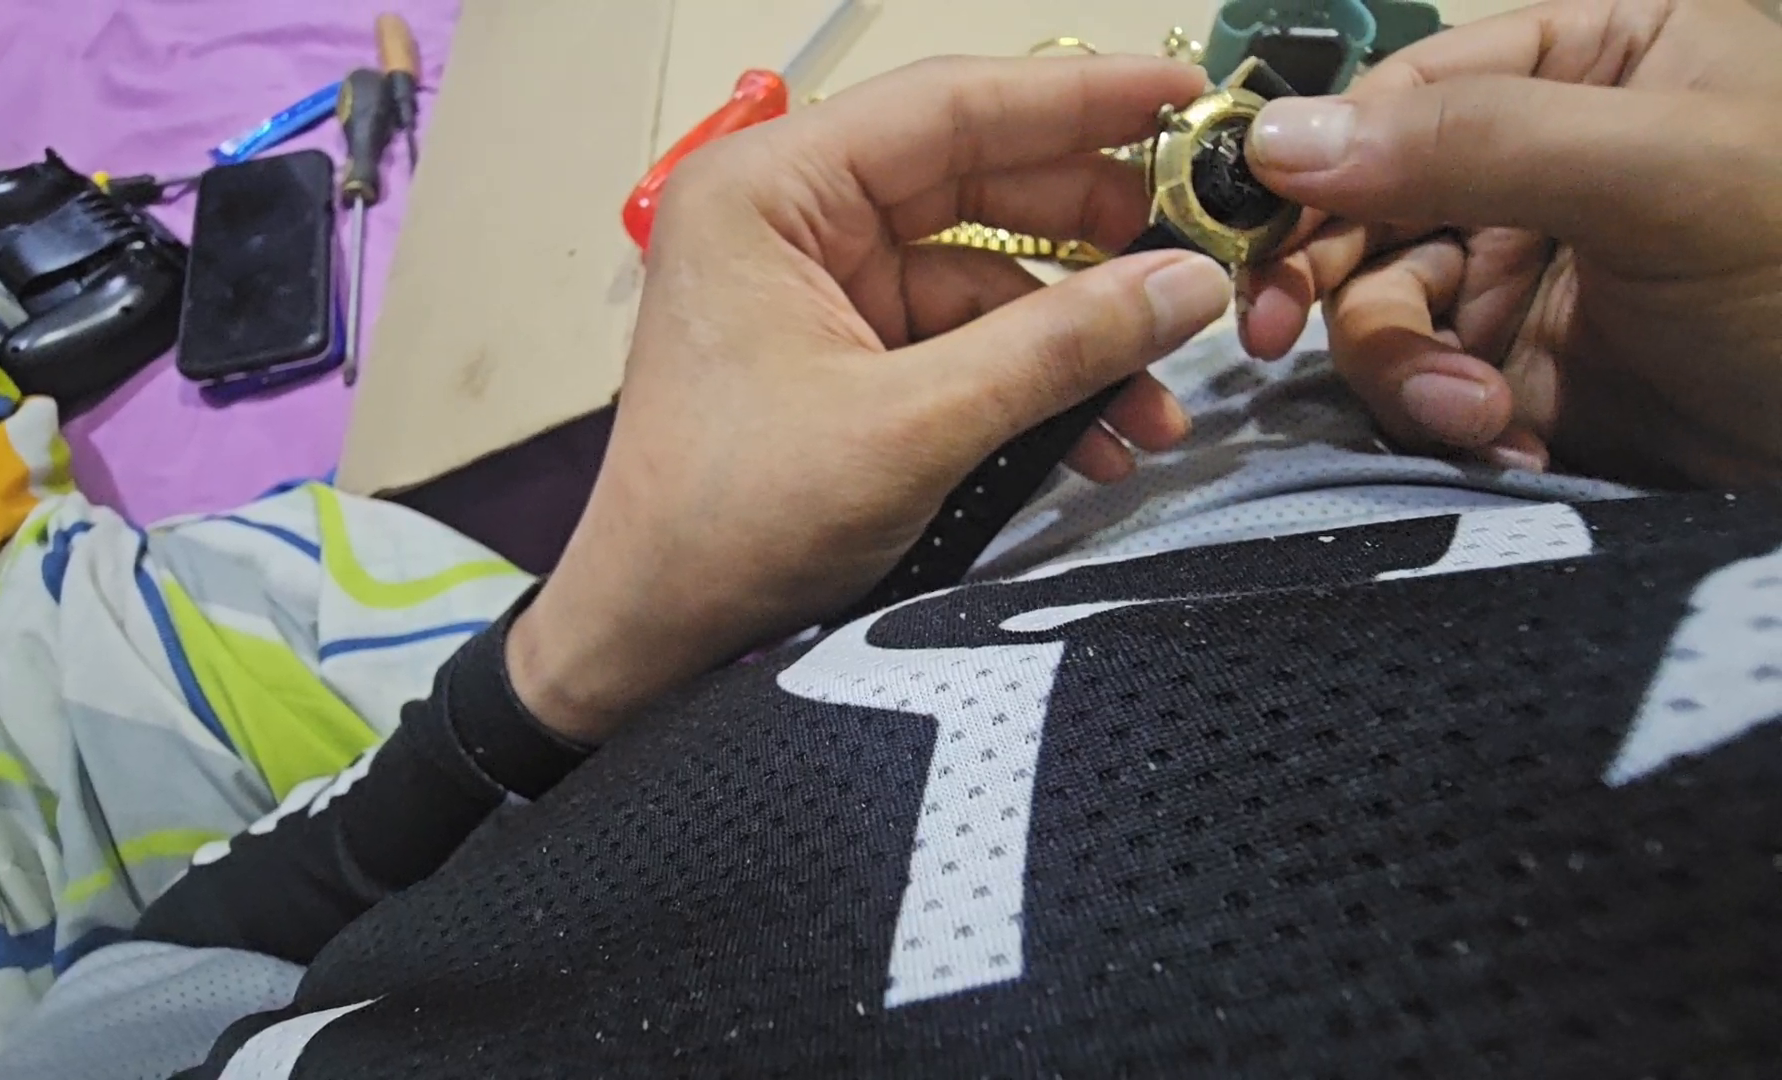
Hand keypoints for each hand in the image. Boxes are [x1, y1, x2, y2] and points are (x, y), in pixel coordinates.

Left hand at [505, 55, 1233, 741]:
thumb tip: (1190, 286)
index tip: (1187, 102)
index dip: (1080, 100)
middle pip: (972, 194)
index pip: (948, 110)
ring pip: (975, 288)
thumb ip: (1056, 348)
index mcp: (772, 196)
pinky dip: (1021, 392)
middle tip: (1190, 266)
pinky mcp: (839, 365)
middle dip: (1088, 242)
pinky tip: (1090, 441)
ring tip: (1152, 405)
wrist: (660, 625)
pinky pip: (952, 352)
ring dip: (1067, 348)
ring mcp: (817, 299)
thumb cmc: (744, 518)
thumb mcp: (913, 426)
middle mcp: (790, 228)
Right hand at [1238, 0, 1781, 485]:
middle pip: (1352, 215)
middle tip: (1269, 337)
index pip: (1395, 99)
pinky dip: (1428, 415)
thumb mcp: (1663, 177)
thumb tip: (1273, 138)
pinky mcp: (1477, 361)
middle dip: (1320, 285)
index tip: (1253, 238)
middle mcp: (1516, 167)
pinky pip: (1397, 380)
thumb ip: (1473, 142)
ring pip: (1366, 312)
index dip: (1312, 166)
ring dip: (1399, 371)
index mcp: (1579, 68)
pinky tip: (1498, 437)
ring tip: (1471, 414)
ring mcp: (1491, 272)